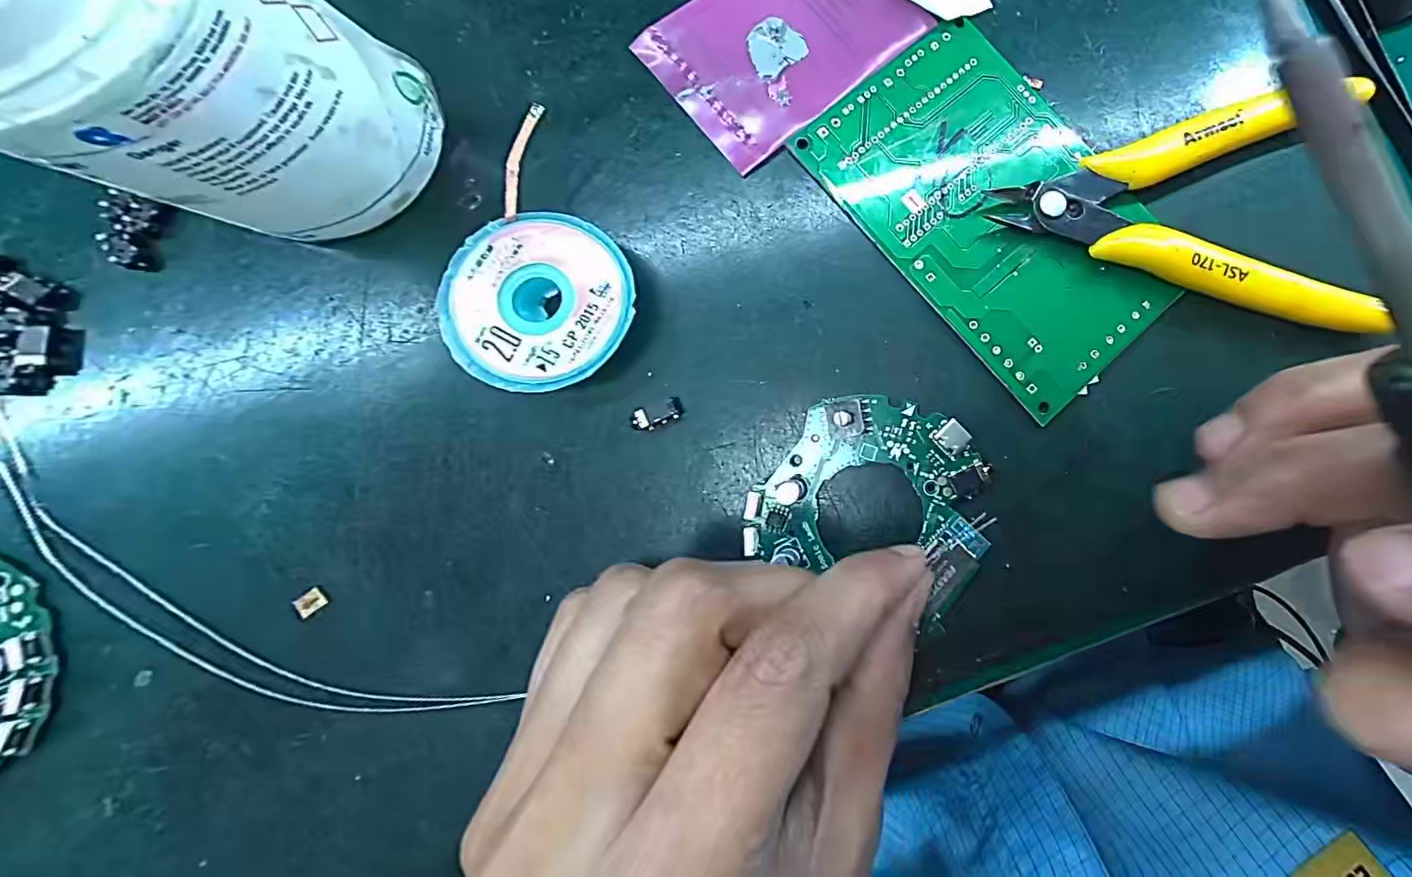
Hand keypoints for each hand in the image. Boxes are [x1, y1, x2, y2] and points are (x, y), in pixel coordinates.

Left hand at [461, 548, 931, 875]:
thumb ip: (864, 717)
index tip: (903, 565)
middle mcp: (568, 813)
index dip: (849, 601)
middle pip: (681, 608)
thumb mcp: (831, 861)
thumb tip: (895, 598)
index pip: (769, 682)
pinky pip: (584, 620)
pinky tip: (688, 656)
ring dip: (715, 593)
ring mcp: (521, 779)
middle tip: (822, 627)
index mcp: (671, 870)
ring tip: (754, 648)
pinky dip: (654, 606)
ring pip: (626, 592)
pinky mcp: (508, 755)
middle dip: (776, 590)